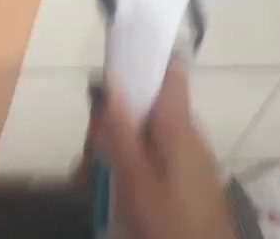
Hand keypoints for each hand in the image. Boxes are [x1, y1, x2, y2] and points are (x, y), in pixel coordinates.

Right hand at [94, 62, 237, 238]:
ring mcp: (190, 158)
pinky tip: (115, 195)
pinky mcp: (189, 180)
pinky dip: (133, 169)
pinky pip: (155, 159)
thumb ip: (119, 131)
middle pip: (145, 107)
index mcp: (179, 123)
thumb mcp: (135, 181)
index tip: (113, 66)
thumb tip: (110, 78)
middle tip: (89, 155)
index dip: (143, 56)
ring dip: (117, 152)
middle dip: (112, 124)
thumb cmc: (172, 224)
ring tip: (94, 184)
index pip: (169, 68)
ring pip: (145, 136)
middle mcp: (188, 133)